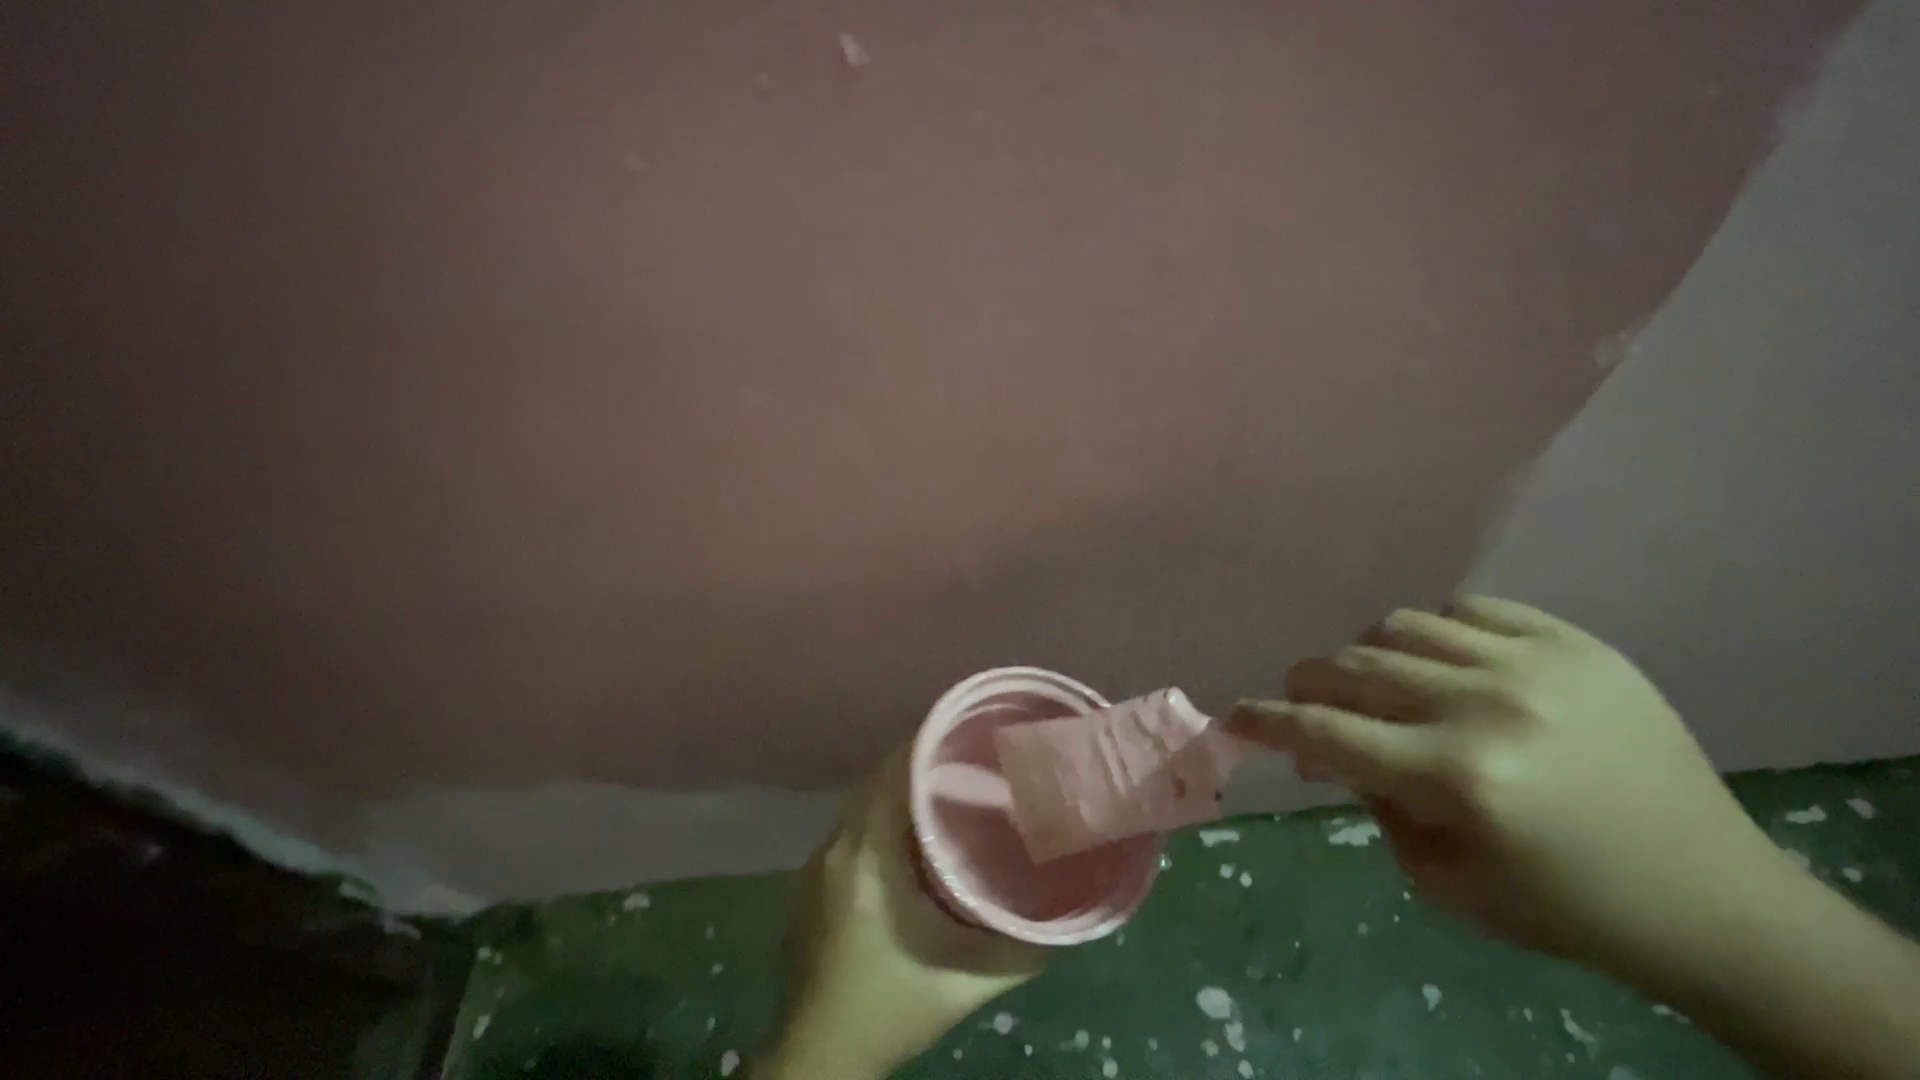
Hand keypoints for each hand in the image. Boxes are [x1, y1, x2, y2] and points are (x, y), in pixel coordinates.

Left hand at [759, 746, 1045, 1079]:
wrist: (818, 1057)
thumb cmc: (888, 1008)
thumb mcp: (965, 984)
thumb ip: (1020, 950)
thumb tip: (1064, 921)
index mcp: (866, 857)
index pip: (892, 775)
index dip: (927, 744)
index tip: (968, 730)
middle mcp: (835, 848)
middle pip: (878, 783)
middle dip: (922, 765)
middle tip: (972, 760)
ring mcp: (817, 866)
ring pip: (864, 807)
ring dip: (902, 794)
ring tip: (952, 792)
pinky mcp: (813, 886)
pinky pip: (854, 833)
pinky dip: (885, 822)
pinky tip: (916, 841)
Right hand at [1232, 595, 1797, 973]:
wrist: (1708, 896)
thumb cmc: (1563, 907)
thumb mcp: (1443, 881)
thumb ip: (1375, 805)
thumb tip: (1334, 750)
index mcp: (1455, 779)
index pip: (1324, 731)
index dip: (1266, 722)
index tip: (1236, 717)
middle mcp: (1485, 707)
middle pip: (1352, 667)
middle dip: (1306, 684)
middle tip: (1302, 702)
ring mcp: (1534, 665)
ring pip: (1400, 628)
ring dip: (1365, 657)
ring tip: (1373, 683)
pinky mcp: (1574, 643)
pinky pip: (1468, 609)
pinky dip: (1432, 632)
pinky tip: (1438, 663)